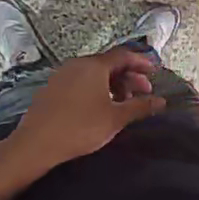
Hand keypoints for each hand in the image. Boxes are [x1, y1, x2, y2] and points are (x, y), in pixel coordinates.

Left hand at [6, 48, 165, 168]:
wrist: (37, 144)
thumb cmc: (81, 127)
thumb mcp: (116, 118)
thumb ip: (140, 106)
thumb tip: (162, 101)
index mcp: (94, 66)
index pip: (123, 55)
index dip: (141, 62)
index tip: (155, 72)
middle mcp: (77, 65)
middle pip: (109, 63)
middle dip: (129, 76)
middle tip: (144, 92)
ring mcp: (62, 75)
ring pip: (94, 73)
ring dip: (114, 84)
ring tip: (124, 102)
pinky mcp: (52, 88)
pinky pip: (81, 81)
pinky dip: (97, 88)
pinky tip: (101, 106)